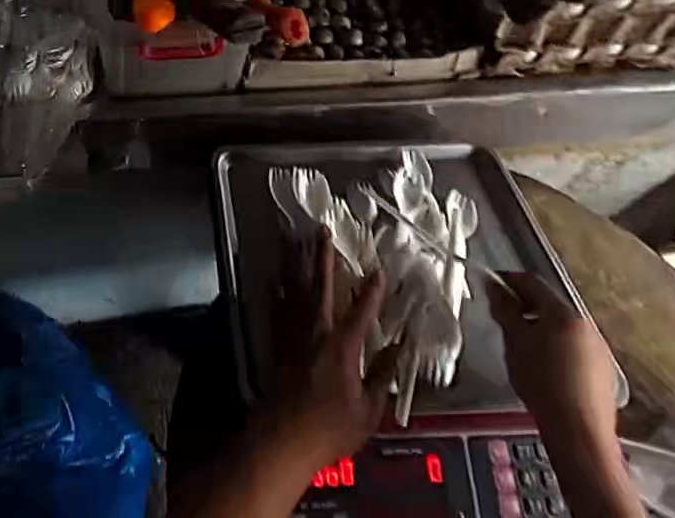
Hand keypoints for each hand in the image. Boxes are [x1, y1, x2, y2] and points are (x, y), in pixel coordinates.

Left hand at [267, 230, 400, 470]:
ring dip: (299, 265)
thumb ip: (382, 378)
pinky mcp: (278, 345)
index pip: (362, 310)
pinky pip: (279, 310)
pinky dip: (279, 293)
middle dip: (324, 257)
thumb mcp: (367, 411)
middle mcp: (317, 333)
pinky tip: (277, 280)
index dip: (373, 290)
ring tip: (297, 242)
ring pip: (297, 290)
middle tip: (323, 232)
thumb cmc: (328, 430)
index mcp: (342, 346)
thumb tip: (397, 355)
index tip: (380, 270)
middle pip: (322, 286)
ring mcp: (294, 336)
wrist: (283, 441)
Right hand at [488, 270, 617, 440]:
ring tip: (523, 348)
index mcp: (563, 313)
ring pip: (563, 328)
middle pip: (549, 305)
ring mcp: (598, 349)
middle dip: (525, 308)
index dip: (509, 281)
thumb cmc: (544, 386)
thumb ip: (504, 310)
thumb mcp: (515, 343)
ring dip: (542, 330)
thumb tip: (495, 288)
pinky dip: (558, 350)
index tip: (494, 286)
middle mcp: (585, 325)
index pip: (532, 283)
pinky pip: (575, 349)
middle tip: (505, 318)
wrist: (579, 435)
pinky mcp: (603, 372)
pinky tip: (546, 370)